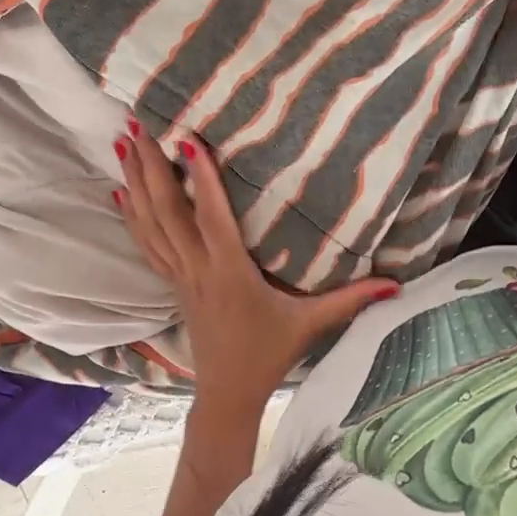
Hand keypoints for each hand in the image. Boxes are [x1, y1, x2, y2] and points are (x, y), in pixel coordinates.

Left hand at [114, 127, 399, 415]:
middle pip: (167, 212)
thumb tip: (396, 284)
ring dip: (134, 182)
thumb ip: (352, 300)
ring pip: (150, 223)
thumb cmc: (270, 353)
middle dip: (150, 166)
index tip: (188, 140)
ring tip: (122, 142)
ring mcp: (180, 277)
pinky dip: (132, 216)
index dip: (201, 180)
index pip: (212, 219)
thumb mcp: (313, 325)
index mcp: (231, 273)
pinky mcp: (173, 285)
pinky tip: (119, 192)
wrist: (228, 392)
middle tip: (136, 123)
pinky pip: (147, 244)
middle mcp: (198, 269)